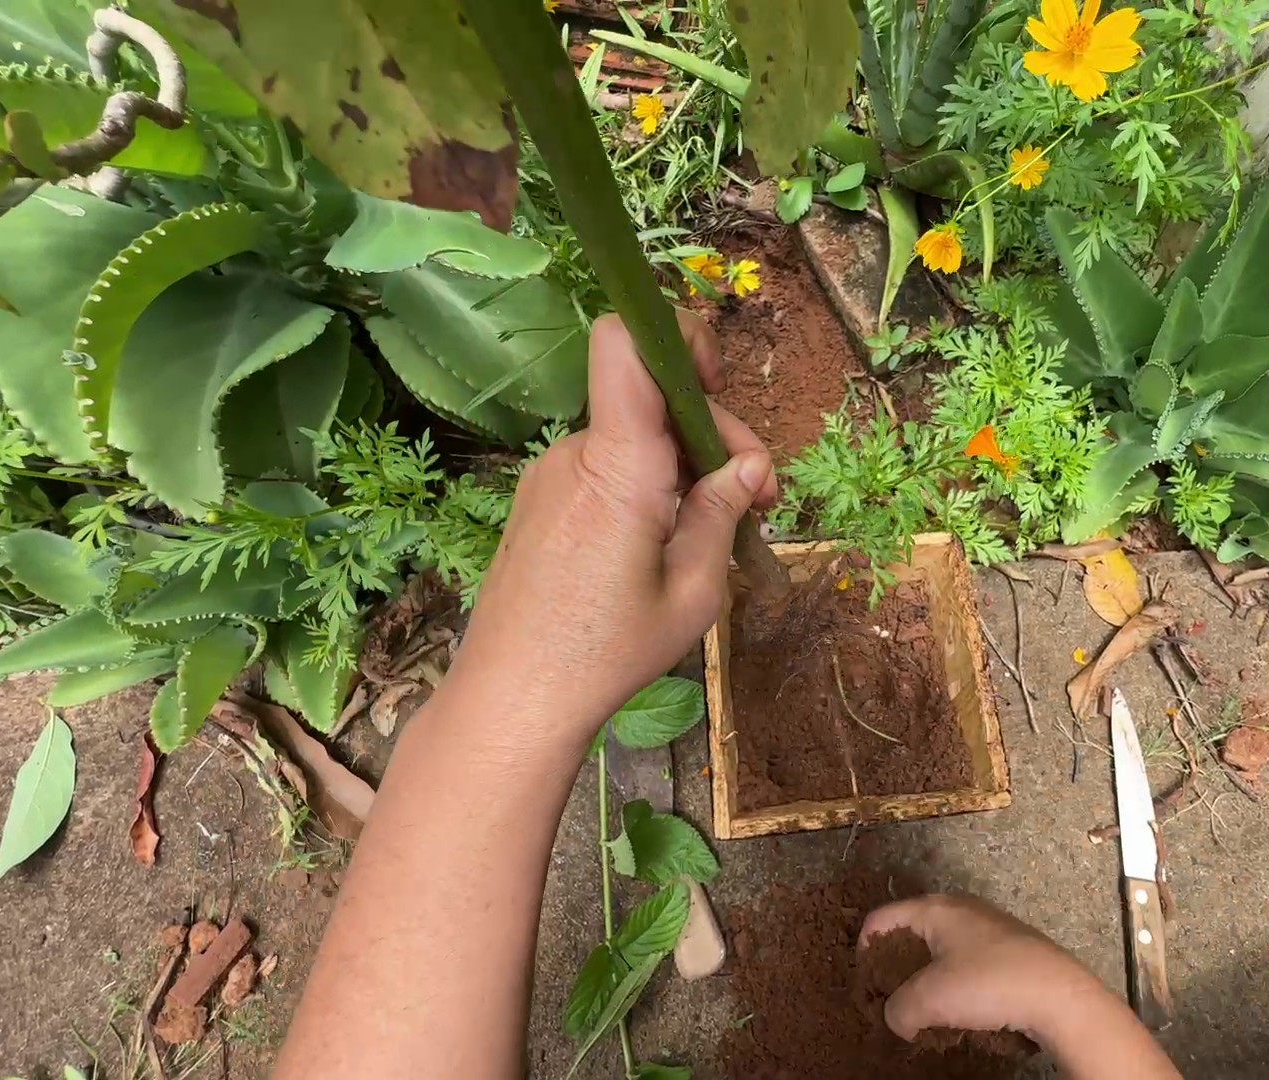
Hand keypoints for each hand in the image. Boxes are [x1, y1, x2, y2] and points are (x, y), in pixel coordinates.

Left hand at [448, 311, 775, 745]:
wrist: (511, 699)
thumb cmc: (609, 652)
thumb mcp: (694, 591)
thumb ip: (722, 513)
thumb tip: (750, 465)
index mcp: (618, 466)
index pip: (626, 344)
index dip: (676, 337)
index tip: (717, 387)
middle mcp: (577, 454)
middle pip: (653, 400)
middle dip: (716, 436)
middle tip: (757, 500)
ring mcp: (551, 475)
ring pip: (635, 438)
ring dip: (685, 466)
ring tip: (715, 530)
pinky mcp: (540, 500)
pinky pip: (608, 467)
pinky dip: (649, 485)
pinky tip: (667, 538)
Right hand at [859, 893, 1109, 1042]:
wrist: (1058, 993)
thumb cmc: (988, 983)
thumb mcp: (932, 1000)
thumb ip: (900, 1008)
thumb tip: (896, 1017)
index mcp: (933, 907)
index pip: (880, 918)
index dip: (864, 950)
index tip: (865, 985)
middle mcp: (956, 906)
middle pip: (909, 929)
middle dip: (895, 964)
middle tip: (890, 998)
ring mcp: (984, 923)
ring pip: (939, 945)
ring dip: (925, 975)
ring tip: (924, 1010)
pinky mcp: (1007, 944)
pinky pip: (964, 957)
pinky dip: (953, 979)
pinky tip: (961, 1008)